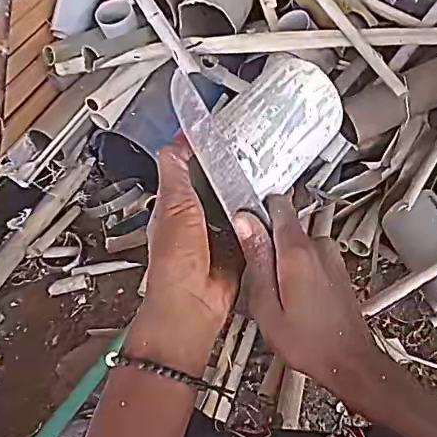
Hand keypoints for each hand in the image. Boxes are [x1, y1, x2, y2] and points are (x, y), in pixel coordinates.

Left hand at [129, 140, 238, 373]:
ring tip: (259, 177)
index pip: (184, 170)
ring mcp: (215, 236)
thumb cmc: (174, 265)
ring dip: (244, 197)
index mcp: (172, 207)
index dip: (196, 151)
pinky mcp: (235, 250)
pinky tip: (264, 211)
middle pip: (213, 186)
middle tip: (244, 154)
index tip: (212, 133)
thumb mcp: (174, 206)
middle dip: (227, 173)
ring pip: (232, 206)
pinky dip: (256, 222)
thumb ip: (175, 174)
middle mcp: (193, 221)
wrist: (193, 303)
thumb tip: (173, 144)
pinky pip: (248, 229)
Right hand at [232, 194, 393, 402]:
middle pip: (285, 227)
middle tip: (259, 279)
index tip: (244, 226)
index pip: (277, 205)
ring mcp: (332, 257)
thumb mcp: (266, 304)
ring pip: (297, 245)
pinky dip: (298, 271)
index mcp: (298, 252)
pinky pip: (310, 258)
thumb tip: (244, 223)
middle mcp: (319, 247)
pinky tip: (295, 300)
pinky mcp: (338, 269)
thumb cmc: (310, 342)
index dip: (257, 211)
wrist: (348, 361)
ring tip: (278, 295)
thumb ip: (255, 258)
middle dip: (268, 246)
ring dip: (284, 262)